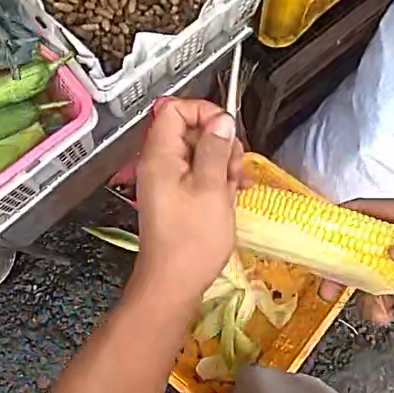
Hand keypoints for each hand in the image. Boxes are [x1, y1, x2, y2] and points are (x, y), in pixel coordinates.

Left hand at [129, 99, 243, 302]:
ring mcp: (166, 183)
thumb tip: (222, 120)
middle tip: (233, 167)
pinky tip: (231, 196)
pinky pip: (198, 177)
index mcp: (160, 156)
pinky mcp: (176, 200)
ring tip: (235, 187)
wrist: (174, 282)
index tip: (226, 131)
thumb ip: (215, 148)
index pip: (174, 110)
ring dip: (222, 165)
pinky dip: (217, 181)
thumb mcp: (211, 186)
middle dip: (219, 143)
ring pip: (198, 155)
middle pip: (190, 131)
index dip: (203, 112)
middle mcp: (159, 165)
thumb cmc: (191, 239)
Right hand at [319, 200, 393, 329]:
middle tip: (328, 287)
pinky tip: (388, 319)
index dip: (343, 219)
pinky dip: (379, 306)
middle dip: (342, 263)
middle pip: (363, 244)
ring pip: (371, 272)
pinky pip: (388, 295)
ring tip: (370, 314)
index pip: (374, 210)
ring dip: (360, 292)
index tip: (319, 239)